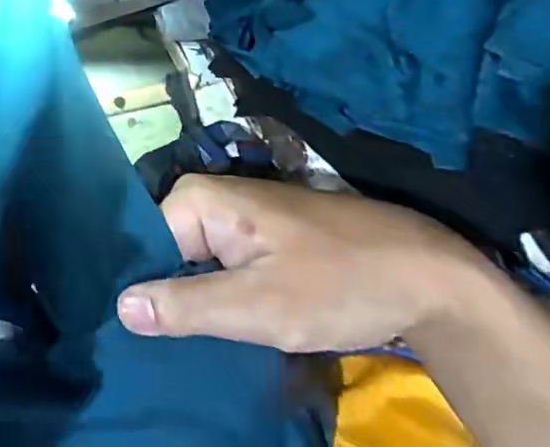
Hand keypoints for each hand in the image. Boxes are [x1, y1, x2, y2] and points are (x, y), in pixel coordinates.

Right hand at [116, 175, 491, 352]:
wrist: (429, 278)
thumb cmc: (340, 284)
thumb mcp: (260, 307)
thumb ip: (187, 306)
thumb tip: (119, 307)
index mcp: (197, 199)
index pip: (143, 245)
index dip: (140, 289)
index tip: (135, 336)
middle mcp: (208, 199)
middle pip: (164, 253)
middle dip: (165, 298)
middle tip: (161, 350)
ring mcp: (234, 218)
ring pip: (192, 264)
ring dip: (192, 303)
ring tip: (183, 348)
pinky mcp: (258, 239)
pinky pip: (218, 267)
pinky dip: (218, 298)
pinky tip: (217, 331)